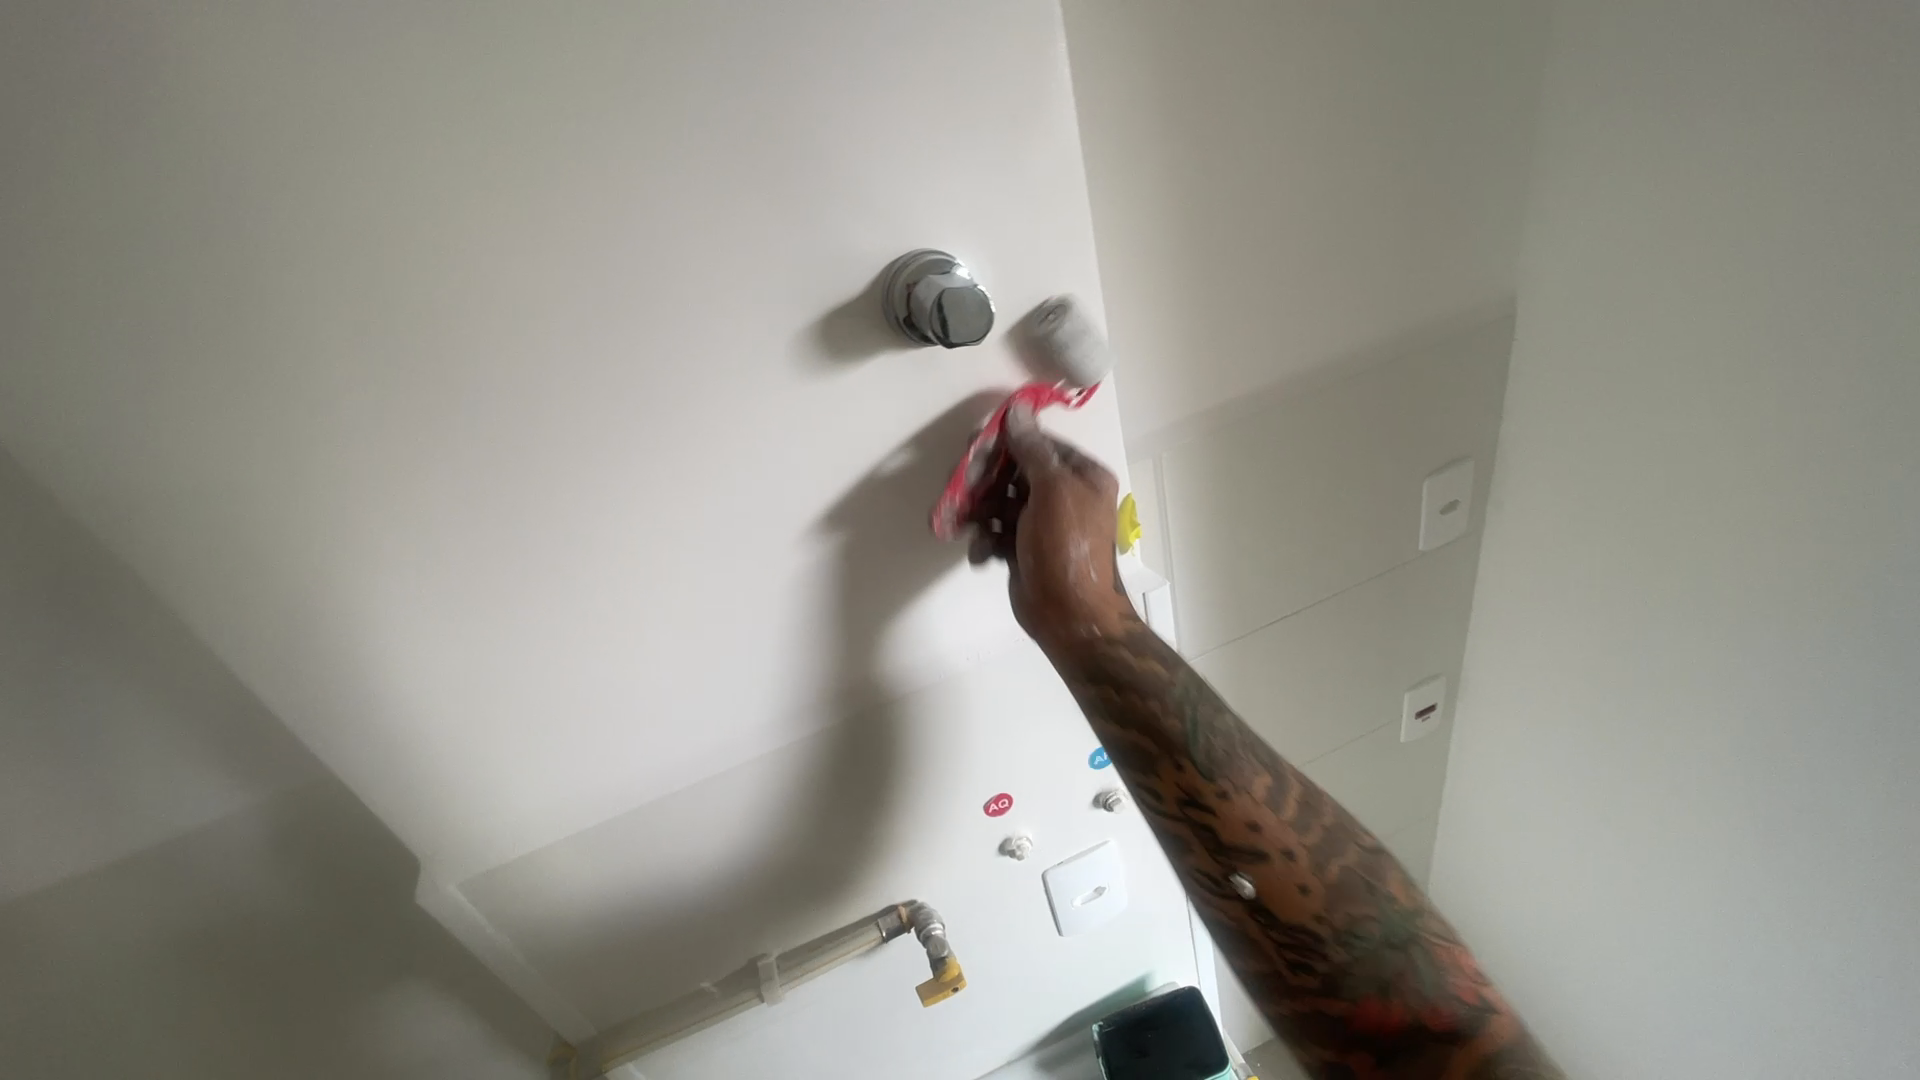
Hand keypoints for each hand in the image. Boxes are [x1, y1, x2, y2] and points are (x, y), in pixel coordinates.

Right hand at [967, 403, 1136, 649]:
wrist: (1069, 615)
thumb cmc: (1066, 547)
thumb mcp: (1052, 490)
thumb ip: (1031, 450)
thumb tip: (1018, 410)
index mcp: (1082, 477)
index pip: (1039, 446)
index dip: (1006, 444)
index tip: (974, 447)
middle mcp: (1065, 496)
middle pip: (1014, 474)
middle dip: (984, 482)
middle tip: (960, 487)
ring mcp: (1043, 525)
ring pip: (1001, 504)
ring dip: (979, 513)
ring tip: (963, 525)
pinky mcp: (1024, 550)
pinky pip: (998, 533)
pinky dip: (985, 540)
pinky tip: (980, 553)